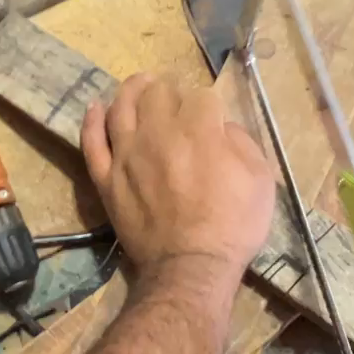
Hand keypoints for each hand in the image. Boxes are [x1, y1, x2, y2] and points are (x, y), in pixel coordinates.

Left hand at [81, 74, 273, 284]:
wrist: (191, 268)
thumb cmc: (233, 227)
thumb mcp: (261, 181)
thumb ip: (243, 143)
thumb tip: (222, 128)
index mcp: (199, 130)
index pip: (200, 96)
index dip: (208, 103)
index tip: (212, 117)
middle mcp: (158, 133)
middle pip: (158, 93)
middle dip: (170, 90)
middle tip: (176, 99)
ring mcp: (127, 155)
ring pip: (121, 107)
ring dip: (132, 90)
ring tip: (140, 85)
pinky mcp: (106, 179)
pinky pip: (92, 142)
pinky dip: (92, 121)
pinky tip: (96, 107)